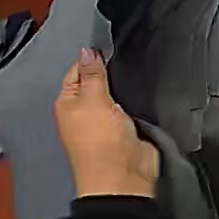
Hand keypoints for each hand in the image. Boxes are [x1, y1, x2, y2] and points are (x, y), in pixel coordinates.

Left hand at [54, 48, 158, 199]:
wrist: (124, 177)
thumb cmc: (101, 138)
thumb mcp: (93, 101)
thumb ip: (93, 75)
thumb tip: (87, 49)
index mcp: (69, 101)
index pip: (79, 69)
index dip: (94, 56)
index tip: (114, 41)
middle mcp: (86, 109)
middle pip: (100, 80)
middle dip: (113, 68)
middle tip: (132, 48)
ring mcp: (108, 119)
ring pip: (118, 92)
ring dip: (128, 82)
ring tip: (143, 62)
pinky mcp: (129, 126)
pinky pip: (133, 105)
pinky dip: (139, 96)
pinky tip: (149, 84)